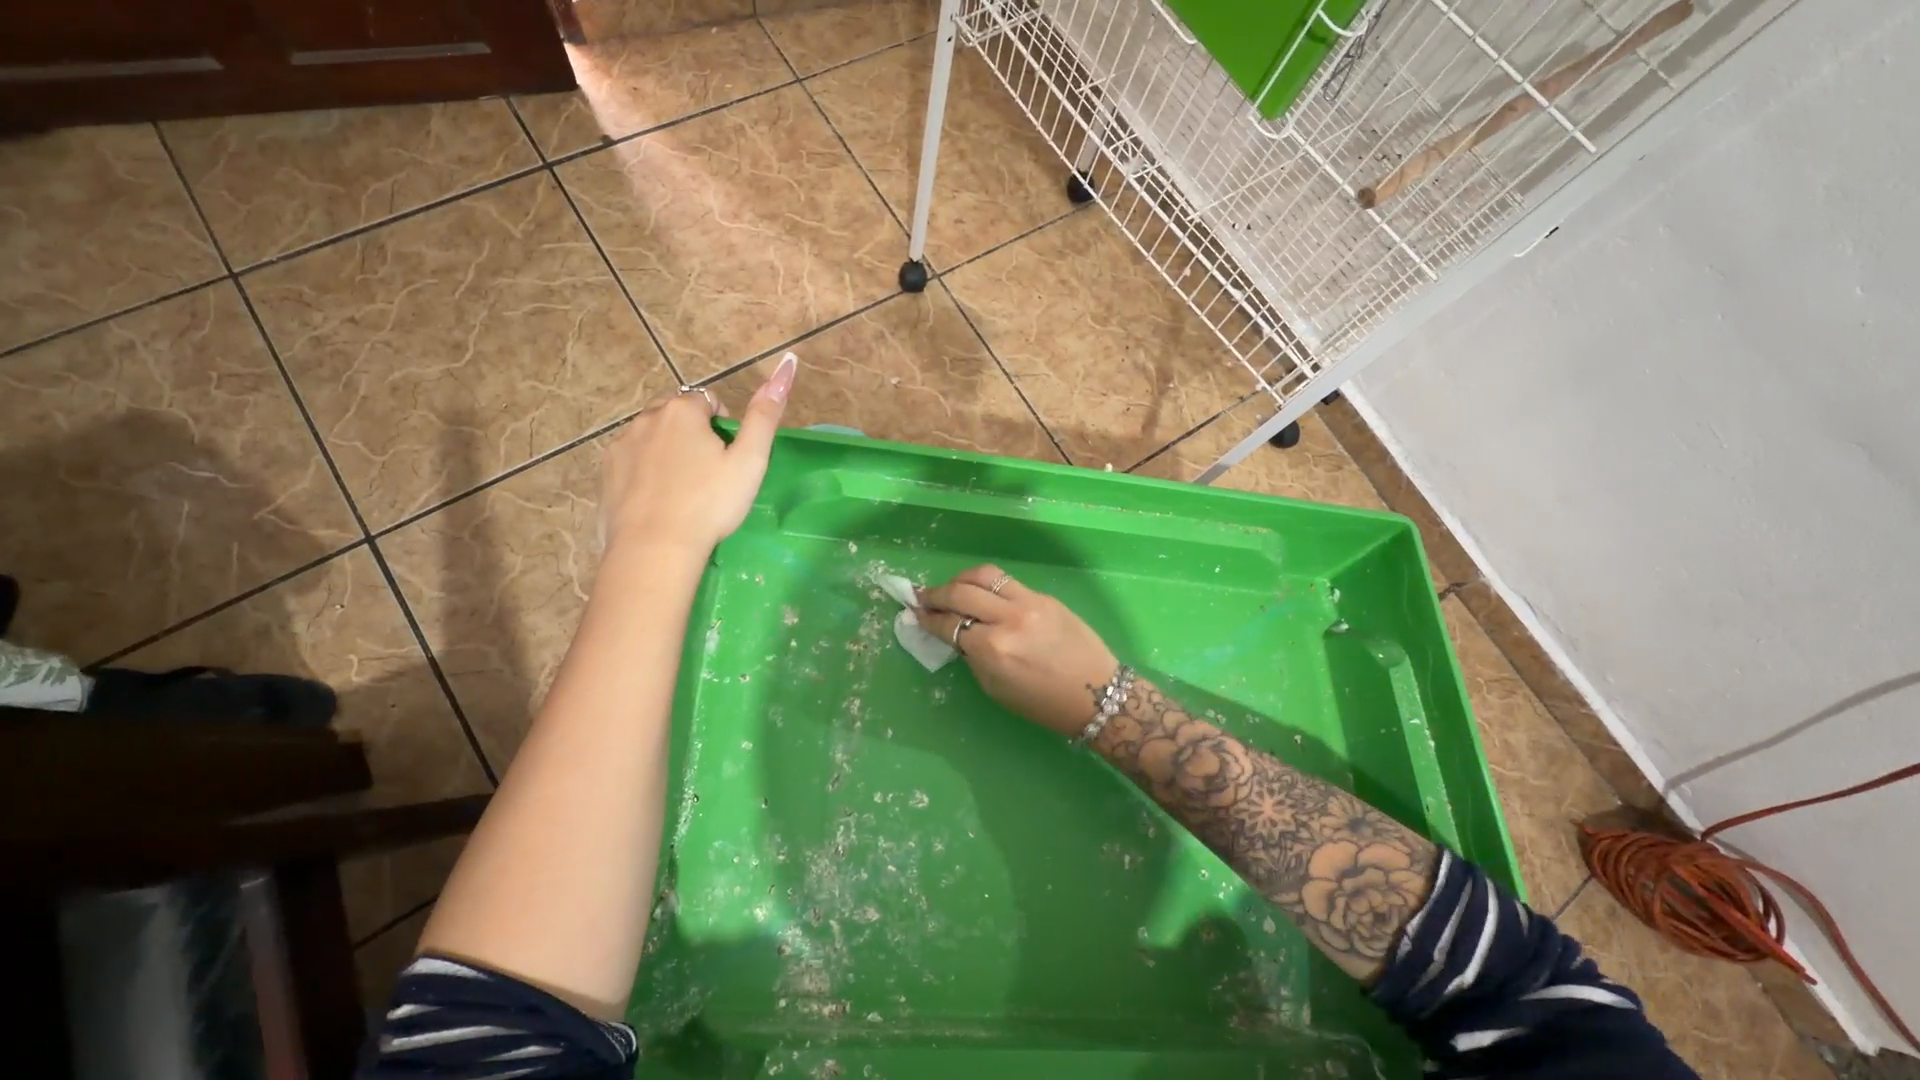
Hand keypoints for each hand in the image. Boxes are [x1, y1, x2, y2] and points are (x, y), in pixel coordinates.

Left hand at [600, 353, 794, 554]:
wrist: (654, 549)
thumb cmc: (709, 504)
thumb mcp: (749, 461)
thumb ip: (766, 414)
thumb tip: (787, 365)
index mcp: (682, 410)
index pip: (707, 401)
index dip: (722, 426)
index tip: (729, 458)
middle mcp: (646, 418)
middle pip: (676, 414)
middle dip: (692, 433)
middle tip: (709, 474)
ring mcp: (621, 445)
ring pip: (652, 436)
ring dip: (668, 451)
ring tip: (683, 490)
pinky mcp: (605, 472)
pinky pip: (631, 461)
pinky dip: (645, 472)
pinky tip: (659, 501)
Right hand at [915, 565, 1119, 736]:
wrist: (1096, 693)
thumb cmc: (1042, 703)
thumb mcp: (995, 687)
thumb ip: (972, 655)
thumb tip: (956, 633)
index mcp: (992, 648)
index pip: (949, 623)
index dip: (927, 618)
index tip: (915, 613)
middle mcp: (1008, 618)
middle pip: (961, 592)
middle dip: (936, 594)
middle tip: (923, 597)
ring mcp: (1029, 602)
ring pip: (985, 575)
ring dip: (961, 579)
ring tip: (951, 588)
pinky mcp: (1045, 596)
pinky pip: (1008, 582)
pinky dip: (988, 585)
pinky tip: (982, 593)